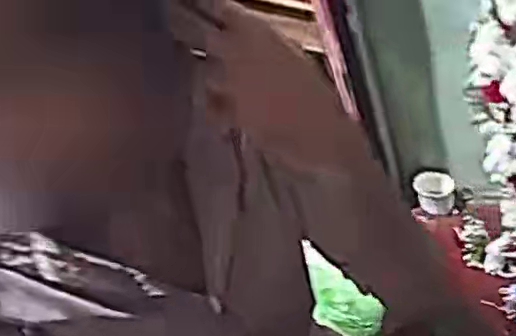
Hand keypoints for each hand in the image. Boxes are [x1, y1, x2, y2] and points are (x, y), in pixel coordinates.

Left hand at [169, 0, 372, 172]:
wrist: (335, 142)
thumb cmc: (324, 101)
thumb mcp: (294, 57)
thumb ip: (262, 42)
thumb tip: (238, 32)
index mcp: (254, 29)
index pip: (211, 3)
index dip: (201, 5)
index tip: (196, 9)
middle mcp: (233, 48)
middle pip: (184, 22)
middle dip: (181, 24)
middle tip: (180, 27)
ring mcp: (229, 82)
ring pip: (197, 67)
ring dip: (205, 73)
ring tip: (214, 80)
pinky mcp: (232, 114)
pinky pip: (212, 106)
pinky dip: (216, 109)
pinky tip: (226, 114)